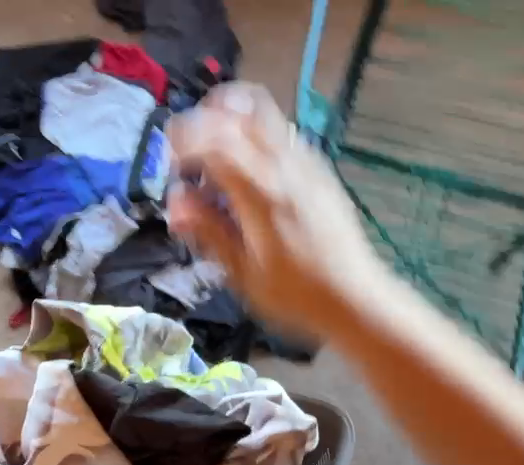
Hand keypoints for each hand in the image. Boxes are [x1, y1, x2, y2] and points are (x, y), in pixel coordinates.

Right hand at [166, 82, 386, 340]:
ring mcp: (307, 162)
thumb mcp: (243, 274)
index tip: (168, 160)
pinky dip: (254, 140)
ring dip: (231, 124)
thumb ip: (209, 231)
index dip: (184, 139)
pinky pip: (281, 134)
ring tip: (216, 165)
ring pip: (264, 114)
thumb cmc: (295, 296)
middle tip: (189, 151)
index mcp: (262, 191)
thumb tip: (176, 201)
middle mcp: (286, 164)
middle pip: (242, 105)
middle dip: (207, 117)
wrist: (355, 300)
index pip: (215, 137)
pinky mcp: (319, 171)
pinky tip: (247, 179)